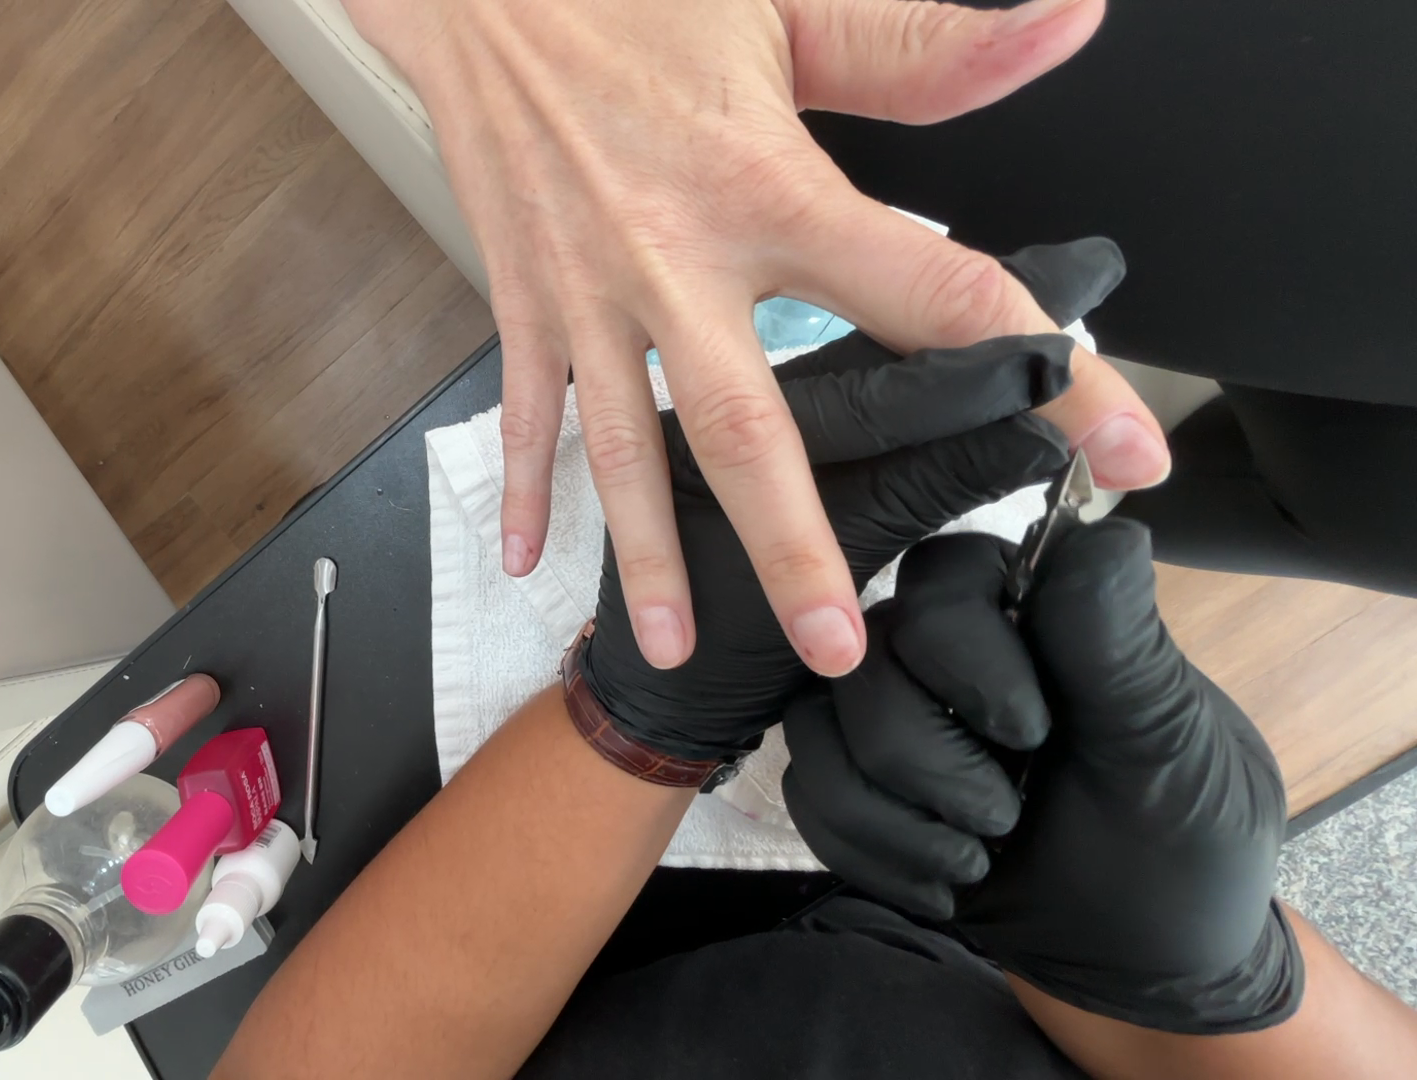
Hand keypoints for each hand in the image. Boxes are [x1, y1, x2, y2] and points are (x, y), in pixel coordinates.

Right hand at [339, 0, 1169, 676]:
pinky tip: (527, 559)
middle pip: (745, 429)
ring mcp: (585, 302)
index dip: (1034, 372)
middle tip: (830, 643)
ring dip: (647, 555)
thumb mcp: (782, 2)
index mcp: (759, 188)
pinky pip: (526, 417)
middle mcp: (670, 266)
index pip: (928, 291)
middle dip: (792, 543)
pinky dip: (525, 491)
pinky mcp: (523, 311)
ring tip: (670, 644)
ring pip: (623, 451)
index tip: (1109, 457)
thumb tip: (1065, 31)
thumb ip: (915, 45)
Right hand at [785, 522, 1302, 1032]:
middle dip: (930, 762)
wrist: (1112, 950)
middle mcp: (919, 648)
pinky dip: (873, 851)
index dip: (963, 652)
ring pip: (815, 726)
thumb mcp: (1168, 750)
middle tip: (1004, 817)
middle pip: (858, 663)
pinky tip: (934, 876)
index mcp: (1008, 616)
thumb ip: (1117, 649)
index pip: (937, 575)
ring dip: (900, 817)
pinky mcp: (829, 766)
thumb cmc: (1166, 839)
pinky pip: (803, 788)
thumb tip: (1104, 530)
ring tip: (973, 857)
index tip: (1031, 732)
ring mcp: (863, 707)